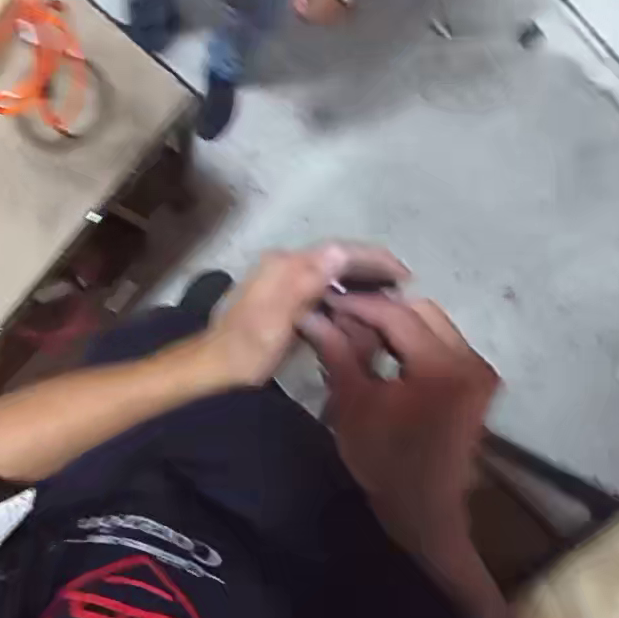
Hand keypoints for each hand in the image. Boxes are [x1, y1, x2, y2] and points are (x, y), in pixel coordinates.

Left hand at [199, 243, 408, 388]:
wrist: (213, 367)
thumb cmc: (246, 351)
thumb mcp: (277, 320)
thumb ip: (305, 283)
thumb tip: (340, 250)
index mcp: (284, 266)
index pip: (338, 251)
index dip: (374, 259)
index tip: (405, 276)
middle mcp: (282, 264)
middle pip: (335, 257)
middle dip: (370, 268)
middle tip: (402, 288)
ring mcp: (279, 278)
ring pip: (328, 270)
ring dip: (357, 279)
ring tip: (387, 297)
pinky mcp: (280, 294)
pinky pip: (318, 284)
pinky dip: (341, 291)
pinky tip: (354, 307)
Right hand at [299, 295, 498, 552]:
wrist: (426, 513)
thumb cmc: (386, 463)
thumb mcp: (354, 405)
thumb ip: (338, 353)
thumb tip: (312, 315)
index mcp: (443, 366)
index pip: (397, 314)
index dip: (358, 304)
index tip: (326, 300)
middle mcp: (470, 360)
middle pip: (419, 311)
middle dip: (378, 310)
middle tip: (340, 317)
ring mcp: (477, 370)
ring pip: (432, 323)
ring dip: (394, 324)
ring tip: (357, 333)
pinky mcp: (476, 382)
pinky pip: (441, 342)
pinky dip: (410, 341)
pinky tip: (382, 351)